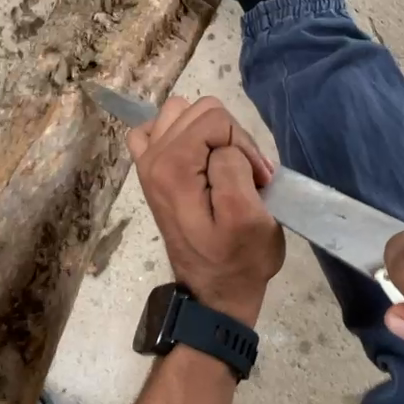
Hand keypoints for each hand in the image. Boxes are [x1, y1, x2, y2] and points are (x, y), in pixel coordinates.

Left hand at [127, 97, 282, 325]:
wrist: (214, 291)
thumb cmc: (238, 259)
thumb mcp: (249, 217)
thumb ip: (234, 167)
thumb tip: (224, 147)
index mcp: (172, 166)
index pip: (216, 119)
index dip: (244, 144)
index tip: (257, 179)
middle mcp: (152, 157)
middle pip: (200, 111)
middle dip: (230, 137)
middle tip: (246, 175)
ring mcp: (146, 161)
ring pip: (181, 112)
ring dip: (209, 133)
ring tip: (225, 165)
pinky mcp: (150, 169)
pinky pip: (156, 128)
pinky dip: (179, 133)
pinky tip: (196, 157)